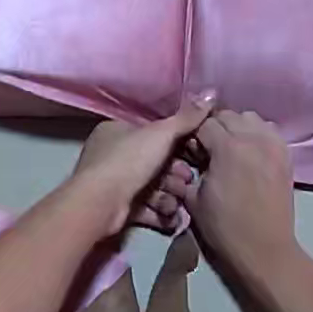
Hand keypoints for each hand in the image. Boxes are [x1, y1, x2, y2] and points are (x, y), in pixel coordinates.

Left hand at [68, 96, 215, 235]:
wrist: (101, 204)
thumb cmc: (129, 160)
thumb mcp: (161, 133)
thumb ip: (187, 118)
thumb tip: (211, 93)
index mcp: (117, 130)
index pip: (153, 134)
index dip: (177, 145)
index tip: (194, 155)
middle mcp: (113, 154)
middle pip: (155, 164)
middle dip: (175, 176)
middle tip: (186, 183)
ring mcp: (114, 182)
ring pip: (152, 187)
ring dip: (169, 196)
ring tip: (176, 203)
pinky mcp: (118, 207)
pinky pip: (146, 208)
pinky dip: (160, 213)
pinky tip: (172, 218)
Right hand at [189, 109, 300, 276]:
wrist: (264, 249)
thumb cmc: (224, 227)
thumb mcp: (193, 199)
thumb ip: (189, 170)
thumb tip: (190, 157)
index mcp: (228, 148)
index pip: (204, 123)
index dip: (193, 137)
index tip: (191, 152)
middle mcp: (253, 138)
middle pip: (227, 115)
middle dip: (214, 127)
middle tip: (208, 149)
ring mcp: (273, 145)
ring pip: (249, 117)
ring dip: (236, 127)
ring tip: (230, 147)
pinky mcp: (286, 155)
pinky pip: (269, 130)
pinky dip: (256, 134)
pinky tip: (249, 151)